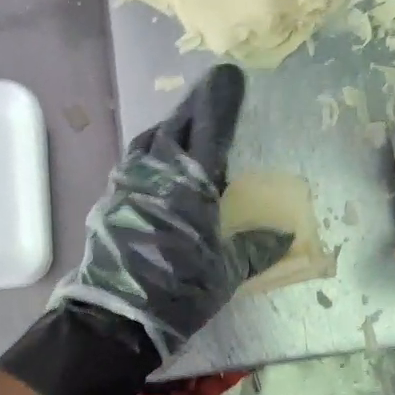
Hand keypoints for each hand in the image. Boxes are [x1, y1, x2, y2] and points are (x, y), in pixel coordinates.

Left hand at [0, 64, 292, 394]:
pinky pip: (134, 163)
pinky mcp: (110, 202)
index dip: (222, 101)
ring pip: (149, 142)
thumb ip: (254, 248)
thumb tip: (284, 235)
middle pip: (175, 126)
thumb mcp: (225, 273)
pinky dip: (151, 153)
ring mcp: (128, 186)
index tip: (231, 76)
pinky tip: (159, 164)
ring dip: (169, 127)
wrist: (115, 318)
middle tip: (212, 91)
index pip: (209, 129)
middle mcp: (156, 174)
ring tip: (186, 125)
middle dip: (195, 107)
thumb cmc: (177, 292)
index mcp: (190, 185)